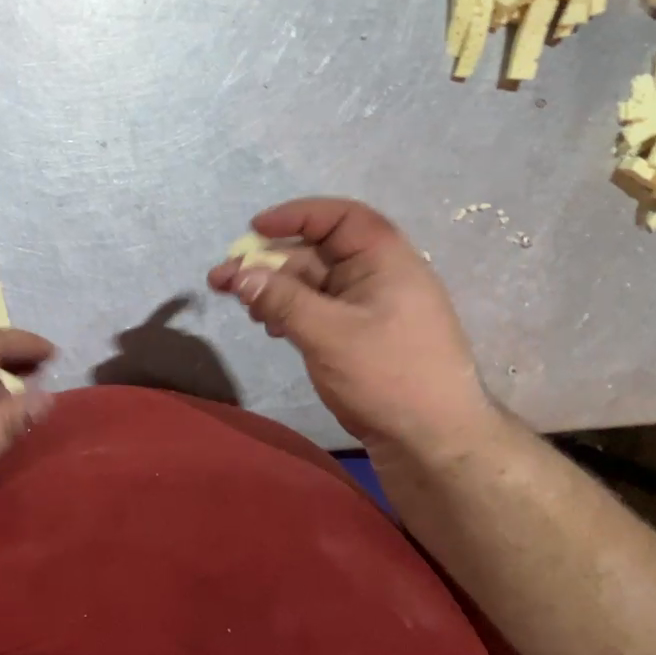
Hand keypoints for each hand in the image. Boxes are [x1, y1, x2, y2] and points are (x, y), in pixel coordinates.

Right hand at [207, 198, 496, 459]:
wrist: (432, 438)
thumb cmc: (388, 376)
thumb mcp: (328, 334)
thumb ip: (282, 301)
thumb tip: (239, 275)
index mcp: (386, 262)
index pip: (340, 218)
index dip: (296, 216)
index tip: (253, 229)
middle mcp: (379, 277)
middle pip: (318, 253)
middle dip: (269, 262)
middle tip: (222, 279)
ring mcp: (370, 309)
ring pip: (314, 285)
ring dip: (275, 290)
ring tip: (243, 309)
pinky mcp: (360, 336)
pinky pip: (319, 310)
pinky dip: (290, 313)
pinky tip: (270, 328)